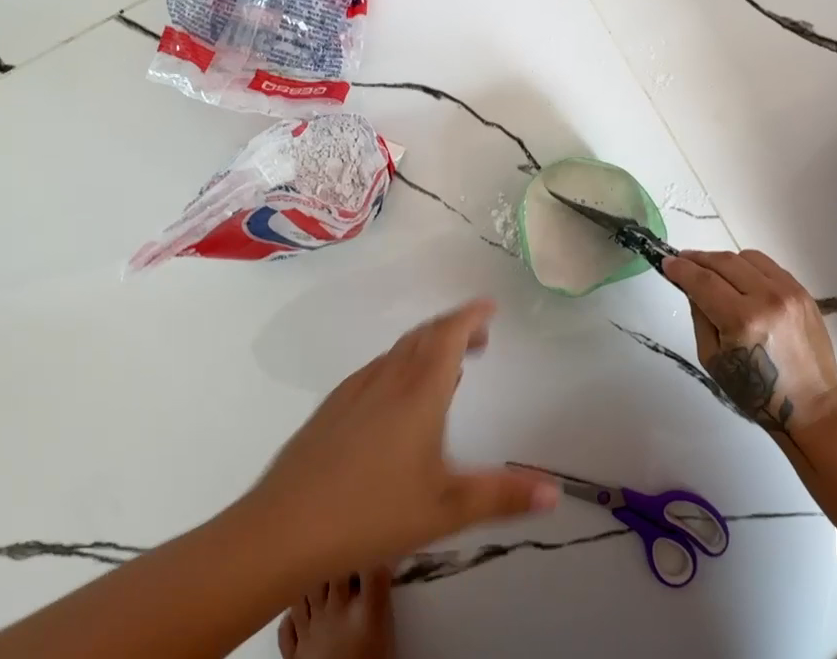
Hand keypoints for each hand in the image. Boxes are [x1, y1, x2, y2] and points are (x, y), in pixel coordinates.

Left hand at [238, 298, 559, 577]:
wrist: (281, 530)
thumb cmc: (371, 513)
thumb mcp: (447, 510)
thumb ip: (503, 498)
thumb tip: (554, 492)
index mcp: (418, 392)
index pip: (448, 335)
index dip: (471, 316)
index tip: (490, 306)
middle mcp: (386, 380)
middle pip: (423, 337)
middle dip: (453, 330)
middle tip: (478, 339)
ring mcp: (352, 393)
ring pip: (396, 354)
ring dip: (425, 349)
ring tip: (445, 371)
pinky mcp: (329, 412)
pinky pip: (374, 372)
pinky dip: (398, 369)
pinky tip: (396, 403)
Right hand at [663, 251, 836, 445]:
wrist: (811, 404)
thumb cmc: (756, 392)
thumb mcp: (713, 359)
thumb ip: (700, 318)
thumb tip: (693, 288)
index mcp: (742, 320)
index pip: (703, 282)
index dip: (681, 269)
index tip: (666, 262)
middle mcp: (768, 298)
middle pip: (724, 262)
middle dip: (698, 259)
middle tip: (682, 261)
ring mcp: (789, 291)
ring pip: (747, 257)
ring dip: (723, 260)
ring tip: (711, 271)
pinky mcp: (803, 292)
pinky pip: (769, 266)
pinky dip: (748, 267)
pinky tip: (740, 279)